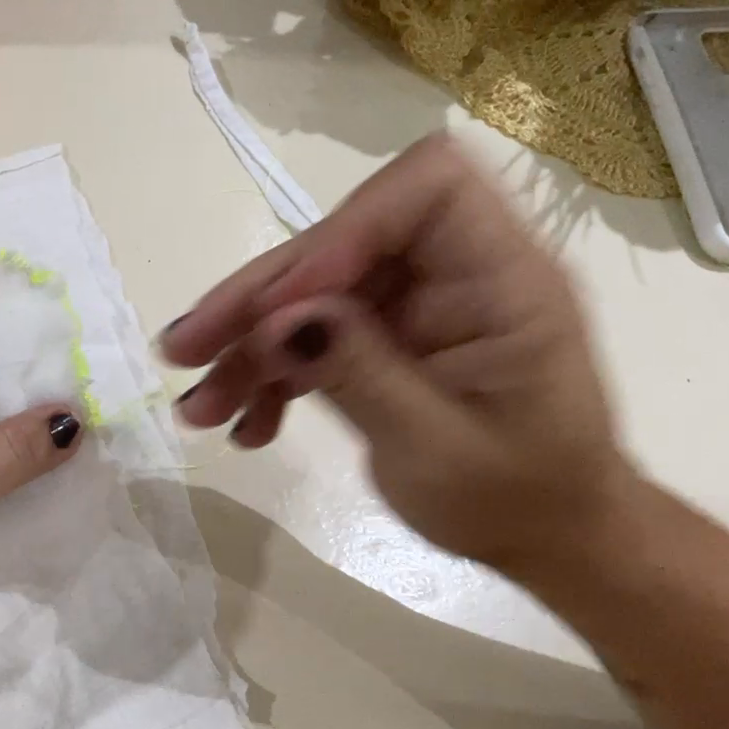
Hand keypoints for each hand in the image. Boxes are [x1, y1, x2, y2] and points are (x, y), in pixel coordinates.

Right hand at [162, 133, 634, 573]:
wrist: (546, 537)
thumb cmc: (512, 499)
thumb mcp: (433, 447)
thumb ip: (359, 375)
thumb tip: (276, 321)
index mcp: (502, 279)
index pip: (425, 192)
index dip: (343, 232)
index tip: (280, 309)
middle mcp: (454, 276)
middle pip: (339, 245)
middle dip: (255, 299)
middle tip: (181, 353)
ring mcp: (415, 309)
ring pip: (311, 297)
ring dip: (246, 349)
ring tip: (196, 410)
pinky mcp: (387, 342)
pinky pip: (313, 340)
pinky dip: (271, 380)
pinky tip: (246, 428)